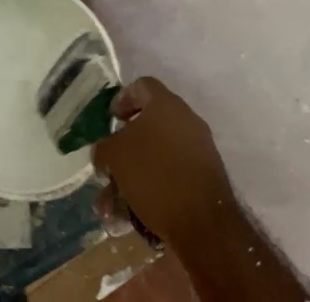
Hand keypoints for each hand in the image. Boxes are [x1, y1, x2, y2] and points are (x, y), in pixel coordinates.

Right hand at [91, 77, 238, 245]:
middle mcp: (186, 123)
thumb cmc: (154, 175)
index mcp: (166, 105)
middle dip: (122, 153)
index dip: (122, 98)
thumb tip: (105, 153)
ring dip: (130, 181)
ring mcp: (198, 152)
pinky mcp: (204, 181)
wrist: (204, 223)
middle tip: (107, 170)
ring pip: (155, 160)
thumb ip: (104, 148)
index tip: (111, 119)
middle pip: (147, 129)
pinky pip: (170, 179)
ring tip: (110, 209)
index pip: (142, 86)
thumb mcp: (114, 156)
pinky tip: (130, 218)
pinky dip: (150, 194)